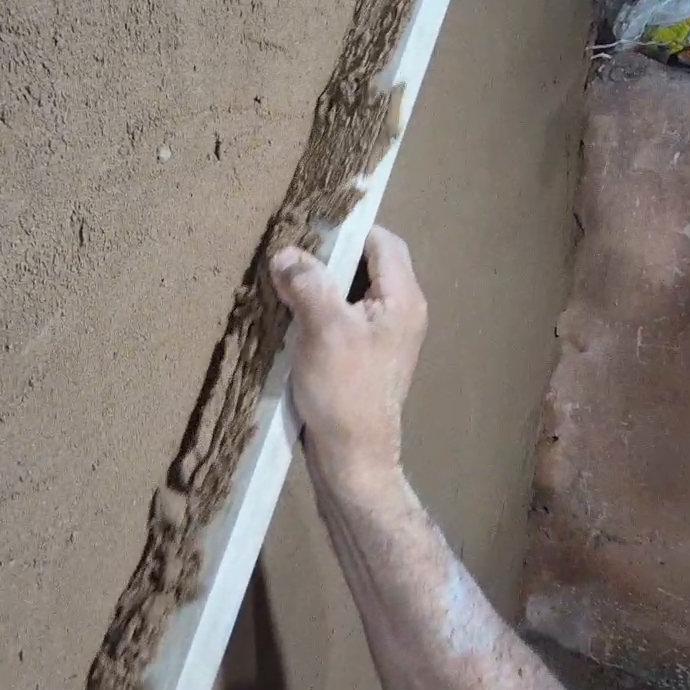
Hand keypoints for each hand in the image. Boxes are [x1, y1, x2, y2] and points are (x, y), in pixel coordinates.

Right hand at [270, 225, 427, 489]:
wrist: (353, 459)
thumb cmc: (345, 393)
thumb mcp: (324, 330)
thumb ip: (308, 283)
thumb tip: (287, 253)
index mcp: (403, 300)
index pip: (383, 241)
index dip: (348, 231)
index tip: (309, 231)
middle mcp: (401, 313)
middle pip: (367, 264)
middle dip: (329, 258)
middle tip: (291, 257)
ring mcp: (384, 337)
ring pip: (352, 291)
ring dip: (320, 285)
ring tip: (286, 284)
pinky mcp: (366, 356)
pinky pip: (344, 317)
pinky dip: (320, 310)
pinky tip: (292, 317)